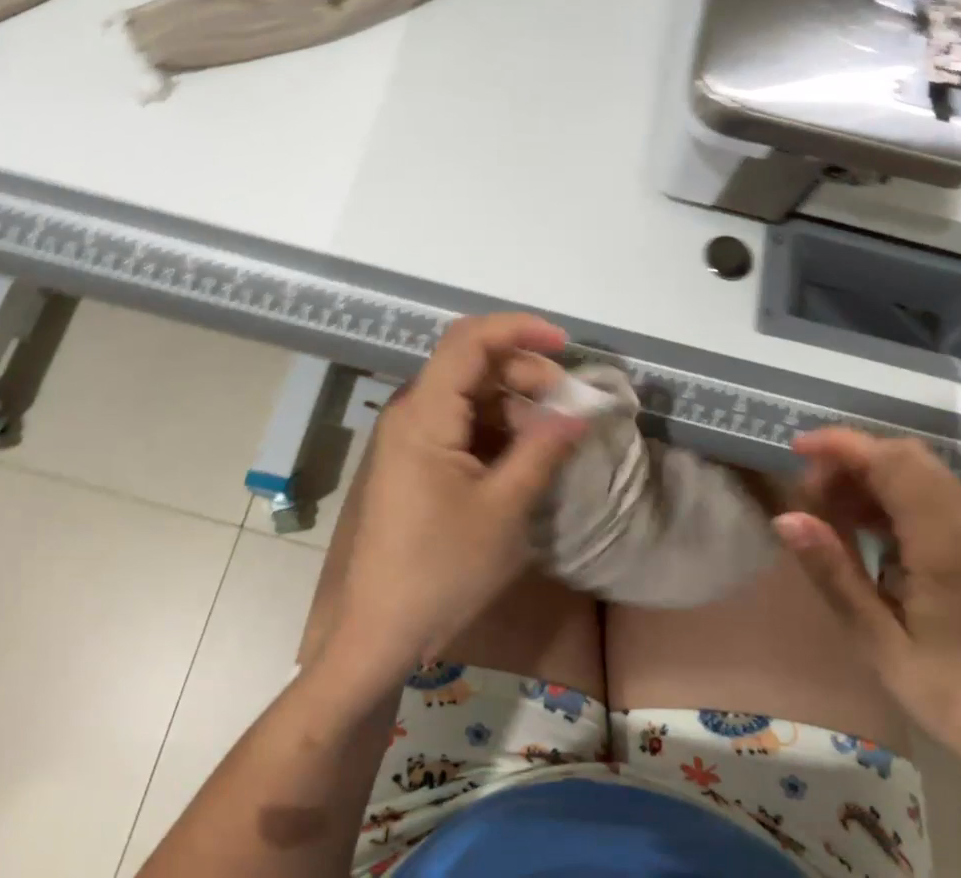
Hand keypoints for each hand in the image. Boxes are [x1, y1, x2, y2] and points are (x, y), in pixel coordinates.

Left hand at [323, 314, 586, 683]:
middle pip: (470, 366)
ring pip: (467, 399)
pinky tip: (526, 458)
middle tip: (568, 408)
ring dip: (514, 406)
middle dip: (524, 373)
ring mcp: (409, 442)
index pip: (468, 341)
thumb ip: (542, 451)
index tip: (566, 345)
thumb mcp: (504, 510)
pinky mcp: (413, 467)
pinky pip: (458, 429)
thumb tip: (580, 414)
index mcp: (424, 416)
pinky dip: (495, 433)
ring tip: (553, 439)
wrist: (381, 631)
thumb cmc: (442, 570)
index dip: (518, 329)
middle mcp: (410, 416)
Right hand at [774, 428, 960, 808]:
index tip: (795, 448)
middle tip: (809, 497)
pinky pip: (937, 498)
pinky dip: (895, 498)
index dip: (843, 445)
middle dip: (852, 461)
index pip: (894, 463)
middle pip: (909, 459)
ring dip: (872, 479)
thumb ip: (834, 574)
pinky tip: (868, 533)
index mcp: (950, 547)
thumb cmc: (951, 695)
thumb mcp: (879, 644)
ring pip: (923, 475)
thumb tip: (785, 518)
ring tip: (830, 516)